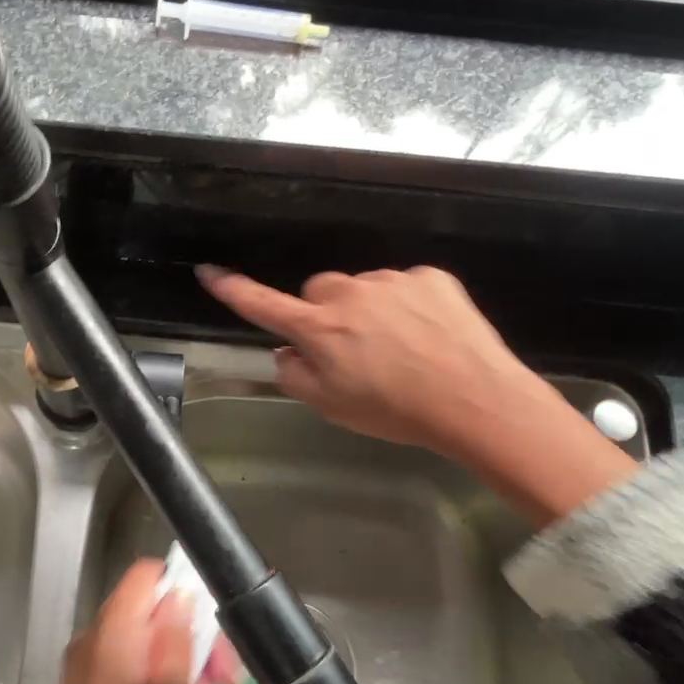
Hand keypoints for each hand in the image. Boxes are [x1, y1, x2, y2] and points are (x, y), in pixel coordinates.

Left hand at [0, 560, 244, 683]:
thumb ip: (177, 649)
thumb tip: (181, 596)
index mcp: (110, 643)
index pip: (146, 578)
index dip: (185, 590)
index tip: (214, 630)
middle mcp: (92, 648)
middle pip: (150, 614)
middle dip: (193, 640)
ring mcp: (87, 674)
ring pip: (146, 646)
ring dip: (183, 670)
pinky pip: (133, 672)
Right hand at [196, 264, 634, 525]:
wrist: (475, 400)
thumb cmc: (397, 411)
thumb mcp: (333, 408)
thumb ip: (296, 376)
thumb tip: (286, 352)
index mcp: (319, 329)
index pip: (263, 305)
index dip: (233, 290)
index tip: (209, 272)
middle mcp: (349, 295)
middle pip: (319, 290)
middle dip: (326, 312)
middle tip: (352, 350)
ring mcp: (392, 281)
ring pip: (365, 288)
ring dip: (371, 310)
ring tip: (401, 349)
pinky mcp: (431, 277)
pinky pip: (406, 286)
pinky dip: (410, 305)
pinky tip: (428, 335)